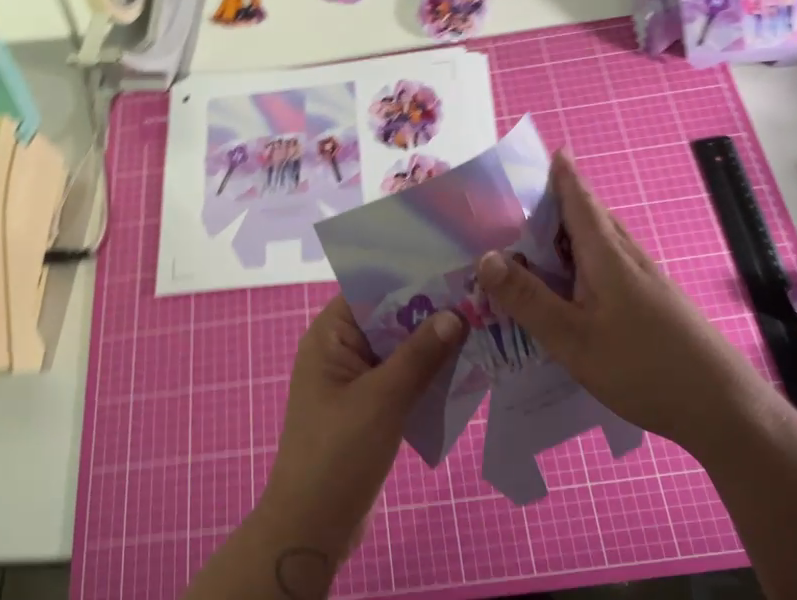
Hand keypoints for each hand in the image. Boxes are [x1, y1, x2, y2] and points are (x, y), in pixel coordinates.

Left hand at [256, 294, 465, 558]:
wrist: (312, 528)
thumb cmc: (339, 454)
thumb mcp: (383, 399)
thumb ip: (420, 355)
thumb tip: (455, 313)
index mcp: (329, 336)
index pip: (371, 289)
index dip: (410, 277)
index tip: (455, 268)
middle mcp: (339, 351)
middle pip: (389, 318)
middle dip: (431, 312)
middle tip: (481, 298)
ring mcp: (354, 382)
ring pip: (399, 350)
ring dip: (434, 345)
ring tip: (484, 328)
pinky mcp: (368, 409)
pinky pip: (402, 380)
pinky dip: (428, 375)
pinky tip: (467, 372)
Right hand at [476, 151, 771, 454]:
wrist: (722, 406)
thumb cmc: (643, 366)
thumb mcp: (572, 338)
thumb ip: (528, 299)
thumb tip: (484, 256)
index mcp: (606, 255)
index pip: (580, 201)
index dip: (564, 175)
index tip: (550, 149)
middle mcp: (628, 259)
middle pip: (591, 218)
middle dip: (560, 203)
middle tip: (521, 202)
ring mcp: (645, 282)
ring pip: (601, 245)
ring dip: (570, 235)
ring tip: (536, 243)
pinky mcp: (654, 305)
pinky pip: (609, 269)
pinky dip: (583, 264)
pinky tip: (571, 290)